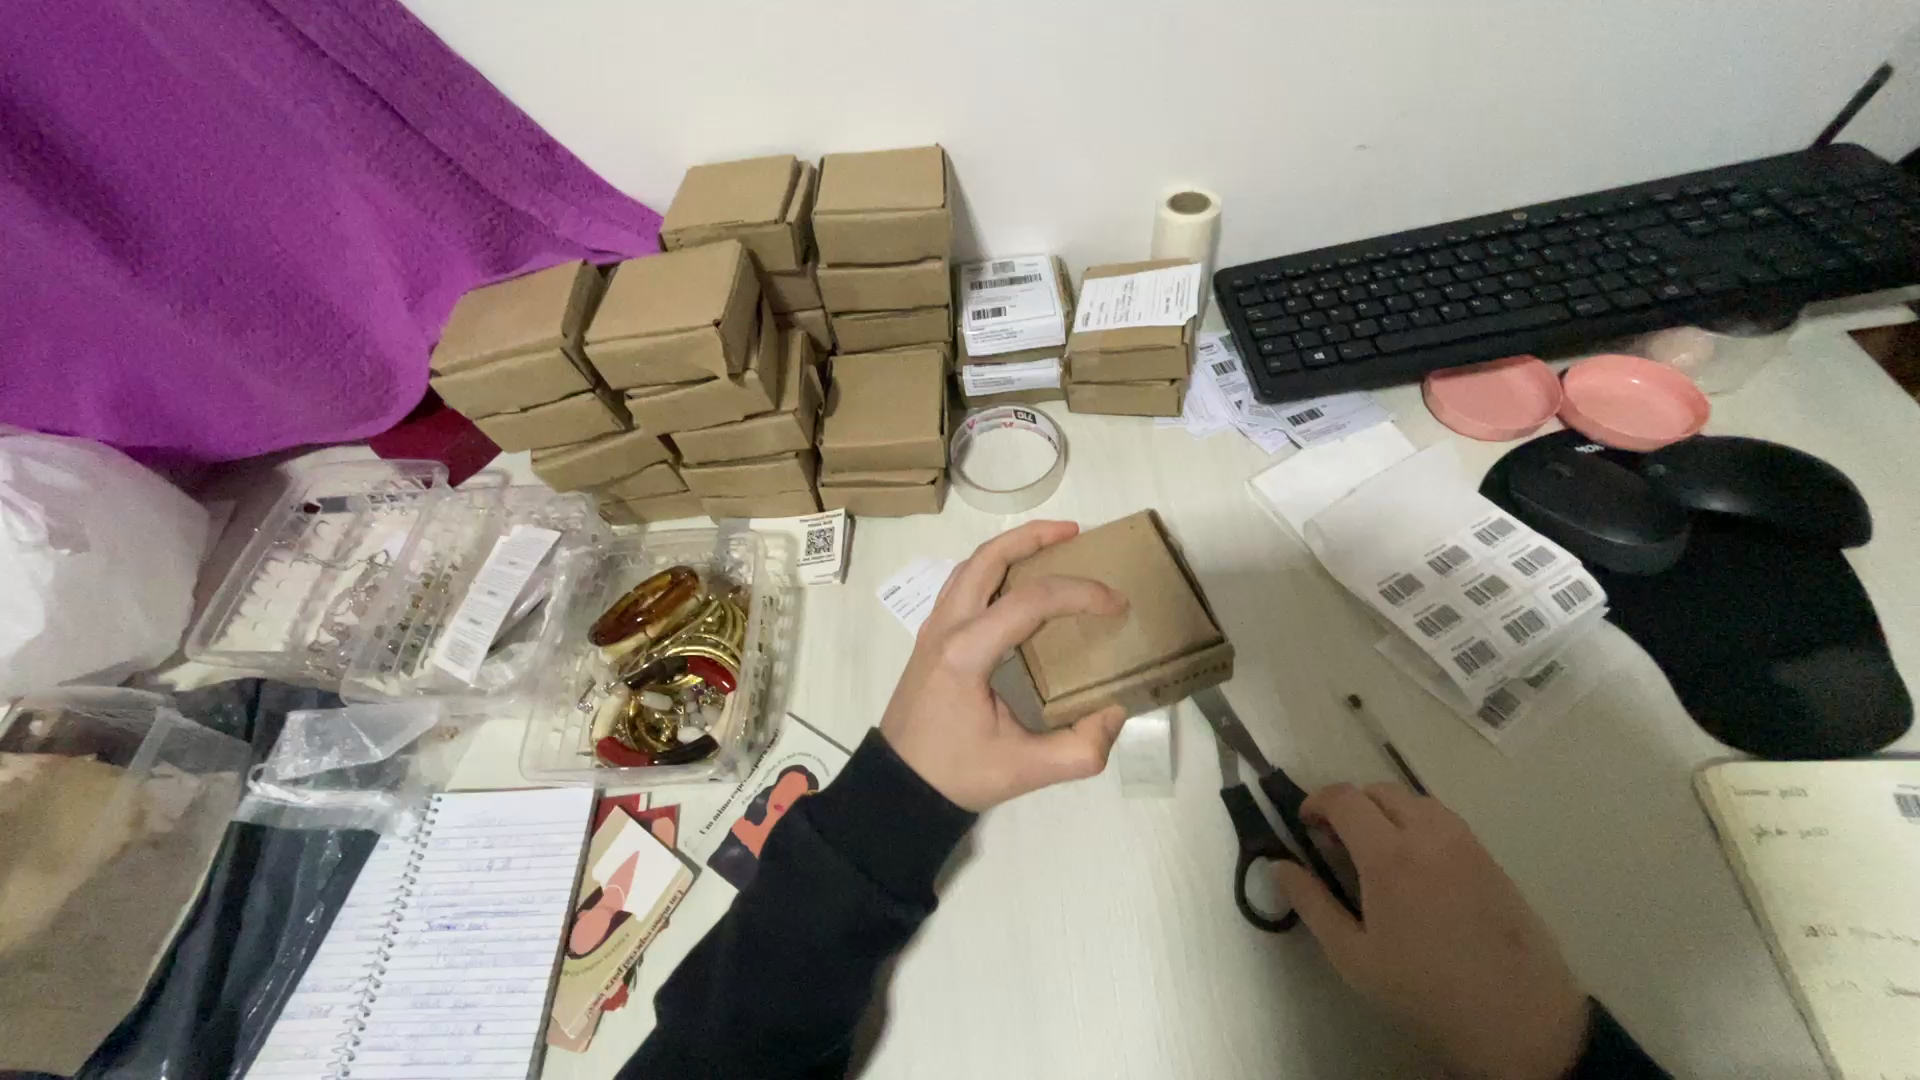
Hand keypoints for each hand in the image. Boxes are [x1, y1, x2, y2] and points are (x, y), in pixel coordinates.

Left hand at [879, 521, 1130, 811]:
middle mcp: (947, 627)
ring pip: (971, 566)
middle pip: (988, 559)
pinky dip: (992, 567)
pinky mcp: (931, 635)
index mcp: (967, 653)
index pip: (1030, 601)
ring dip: (1010, 547)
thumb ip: (1080, 748)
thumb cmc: (958, 773)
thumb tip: (1116, 712)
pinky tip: (1017, 581)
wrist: (899, 782)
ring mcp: (933, 626)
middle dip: (1033, 537)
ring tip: (1051, 544)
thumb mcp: (1025, 770)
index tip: (1116, 605)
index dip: (1079, 594)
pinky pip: (962, 583)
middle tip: (1075, 532)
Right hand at [1277, 783, 1588, 1079]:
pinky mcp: (1492, 860)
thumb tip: (1279, 866)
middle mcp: (1428, 836)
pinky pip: (1444, 821)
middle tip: (1338, 841)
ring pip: (1415, 800)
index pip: (1344, 798)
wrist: (1525, 1027)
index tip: (1307, 826)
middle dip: (1350, 805)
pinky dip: (1418, 824)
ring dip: (1386, 811)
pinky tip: (1417, 867)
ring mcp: (1466, 845)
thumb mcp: (1354, 957)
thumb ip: (1311, 904)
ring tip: (1378, 851)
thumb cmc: (1427, 993)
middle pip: (1378, 790)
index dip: (1316, 801)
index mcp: (1389, 855)